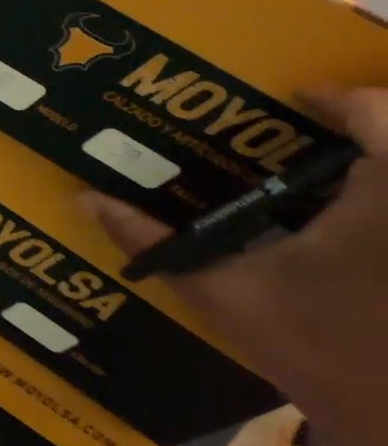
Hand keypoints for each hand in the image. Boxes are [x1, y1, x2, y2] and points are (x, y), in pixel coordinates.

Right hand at [79, 86, 387, 430]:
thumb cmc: (312, 347)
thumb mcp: (218, 290)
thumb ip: (153, 240)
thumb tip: (86, 198)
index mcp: (383, 201)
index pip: (381, 115)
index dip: (342, 98)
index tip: (299, 98)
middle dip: (367, 126)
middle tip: (313, 128)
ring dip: (376, 161)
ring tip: (334, 169)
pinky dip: (375, 199)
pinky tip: (348, 223)